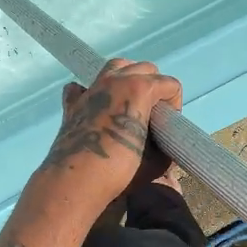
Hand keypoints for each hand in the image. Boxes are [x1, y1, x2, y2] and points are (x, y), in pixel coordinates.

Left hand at [31, 59, 181, 208]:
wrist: (78, 179)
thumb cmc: (121, 169)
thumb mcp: (157, 161)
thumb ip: (164, 145)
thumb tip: (162, 144)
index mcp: (138, 88)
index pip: (169, 84)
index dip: (174, 104)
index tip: (168, 125)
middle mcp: (114, 81)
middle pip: (143, 68)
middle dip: (154, 87)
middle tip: (153, 114)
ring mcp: (90, 89)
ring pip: (114, 67)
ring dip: (126, 79)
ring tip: (129, 103)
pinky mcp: (72, 103)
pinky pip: (81, 87)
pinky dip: (90, 92)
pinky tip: (95, 107)